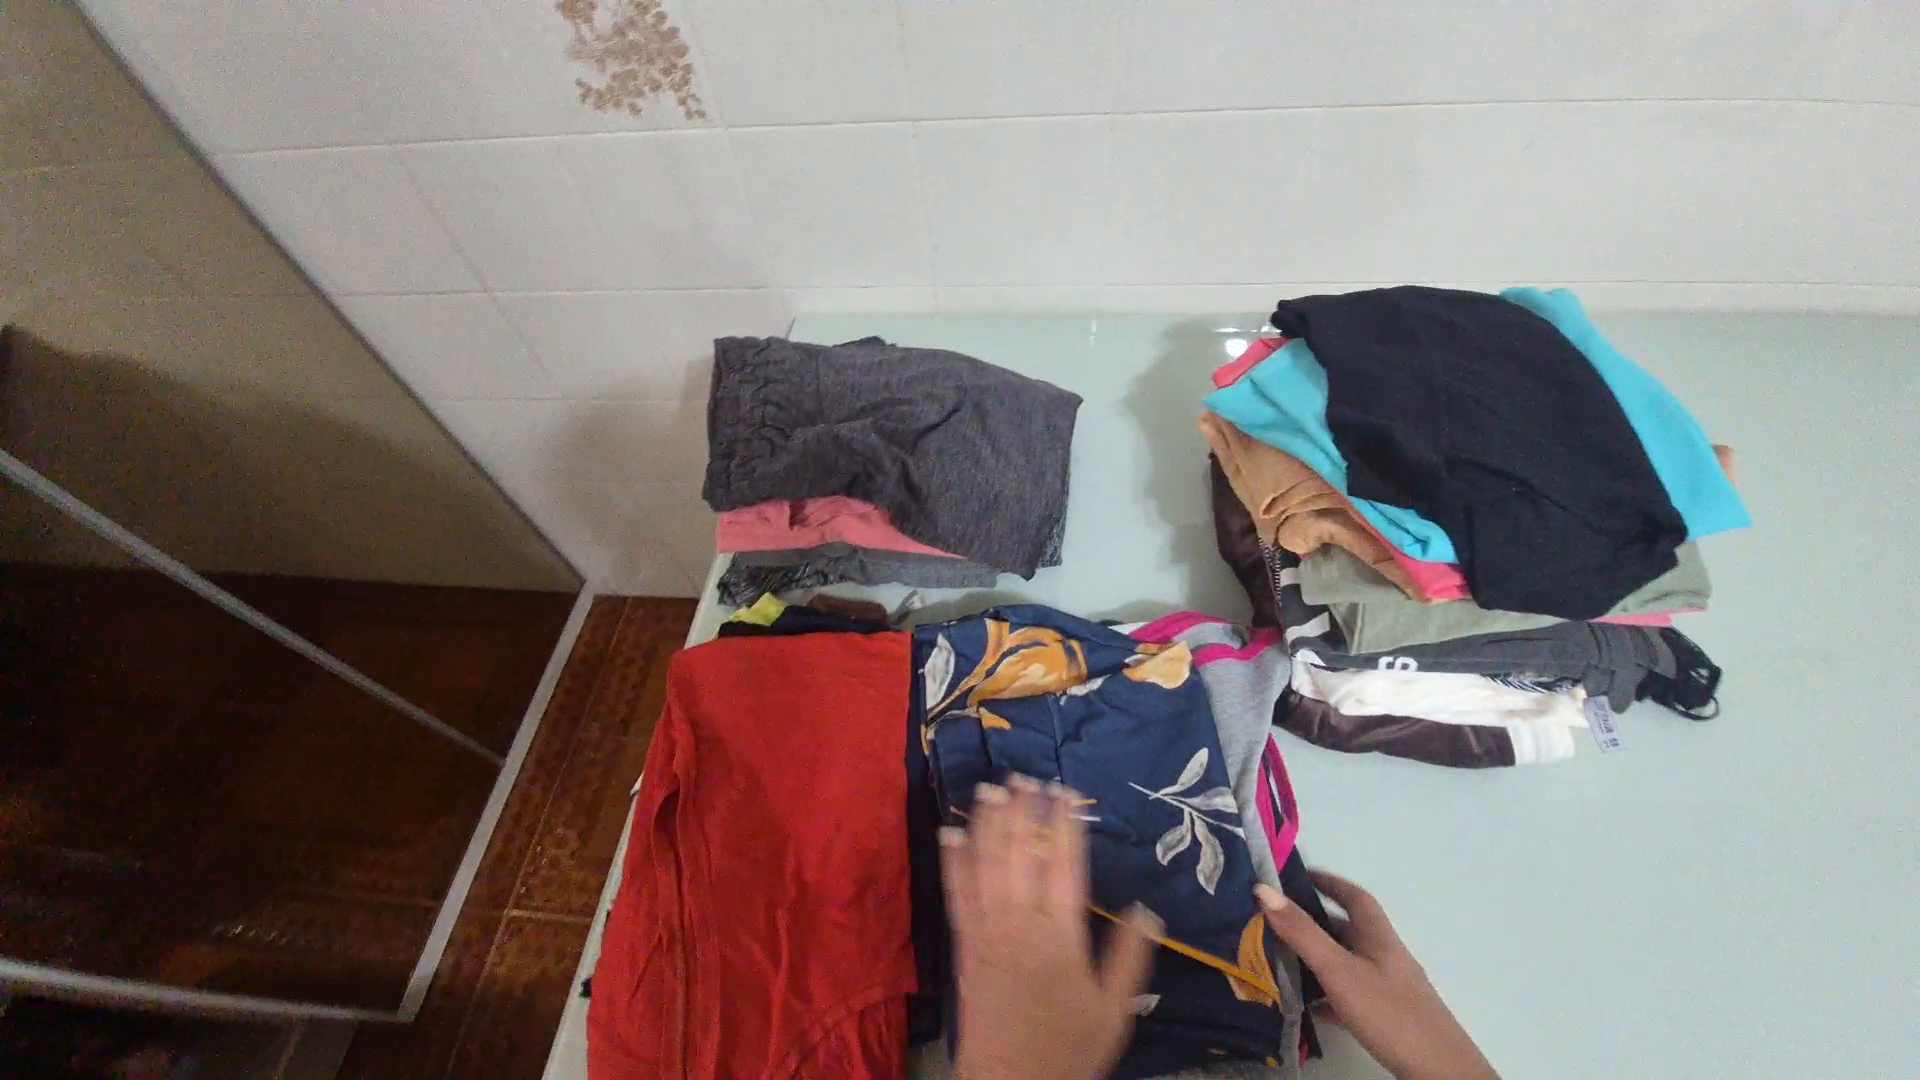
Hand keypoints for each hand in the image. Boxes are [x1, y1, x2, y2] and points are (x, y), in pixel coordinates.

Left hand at [940, 776, 1159, 1079]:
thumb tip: (1147, 909)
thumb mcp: (1113, 1010)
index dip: (1064, 823)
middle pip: (1021, 852)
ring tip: (991, 788)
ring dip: (988, 822)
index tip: (1065, 791)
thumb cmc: (1066, 1047)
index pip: (1063, 863)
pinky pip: (956, 892)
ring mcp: (986, 928)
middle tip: (1024, 776)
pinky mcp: (962, 941)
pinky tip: (949, 832)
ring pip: (986, 863)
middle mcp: (1020, 921)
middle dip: (1022, 810)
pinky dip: (952, 860)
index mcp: (1060, 934)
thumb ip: (1130, 957)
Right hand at [1257, 873, 1498, 1079]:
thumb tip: (1263, 888)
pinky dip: (1329, 994)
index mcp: (1379, 938)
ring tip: (1282, 958)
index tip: (1300, 875)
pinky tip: (1310, 1007)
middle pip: (1349, 929)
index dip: (1330, 882)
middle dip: (1315, 920)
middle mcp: (1387, 958)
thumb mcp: (1340, 971)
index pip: (1355, 897)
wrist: (1446, 1079)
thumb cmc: (1392, 1016)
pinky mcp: (1391, 1020)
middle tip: (1277, 918)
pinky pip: (1353, 996)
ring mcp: (1392, 991)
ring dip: (1319, 957)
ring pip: (1349, 963)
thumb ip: (1302, 932)